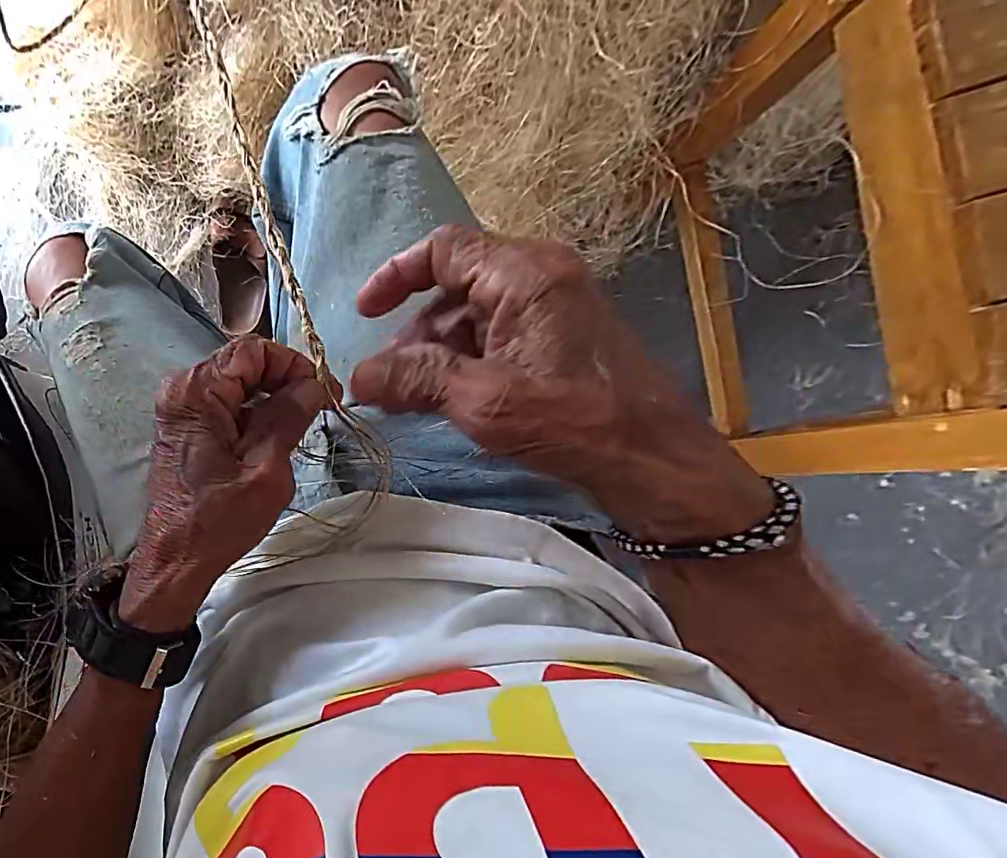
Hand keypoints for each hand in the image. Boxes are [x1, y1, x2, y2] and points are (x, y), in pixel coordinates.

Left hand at [120, 337, 334, 630]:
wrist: (175, 559)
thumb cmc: (216, 523)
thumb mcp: (266, 470)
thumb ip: (288, 418)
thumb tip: (310, 385)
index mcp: (196, 393)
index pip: (252, 350)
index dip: (292, 363)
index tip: (321, 389)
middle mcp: (180, 393)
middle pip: (243, 365)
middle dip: (283, 381)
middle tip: (317, 406)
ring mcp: (178, 413)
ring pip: (235, 387)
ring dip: (269, 400)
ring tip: (298, 428)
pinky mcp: (183, 432)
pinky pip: (223, 408)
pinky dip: (251, 416)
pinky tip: (271, 441)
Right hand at [350, 225, 772, 543]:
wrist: (648, 459)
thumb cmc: (571, 420)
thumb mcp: (482, 400)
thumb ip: (416, 380)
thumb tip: (357, 376)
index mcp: (524, 275)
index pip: (444, 249)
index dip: (395, 276)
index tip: (363, 316)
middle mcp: (537, 280)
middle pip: (451, 289)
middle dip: (410, 334)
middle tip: (384, 382)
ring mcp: (546, 312)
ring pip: (466, 320)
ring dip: (430, 357)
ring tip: (406, 400)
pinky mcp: (550, 343)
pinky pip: (488, 342)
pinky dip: (456, 368)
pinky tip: (439, 402)